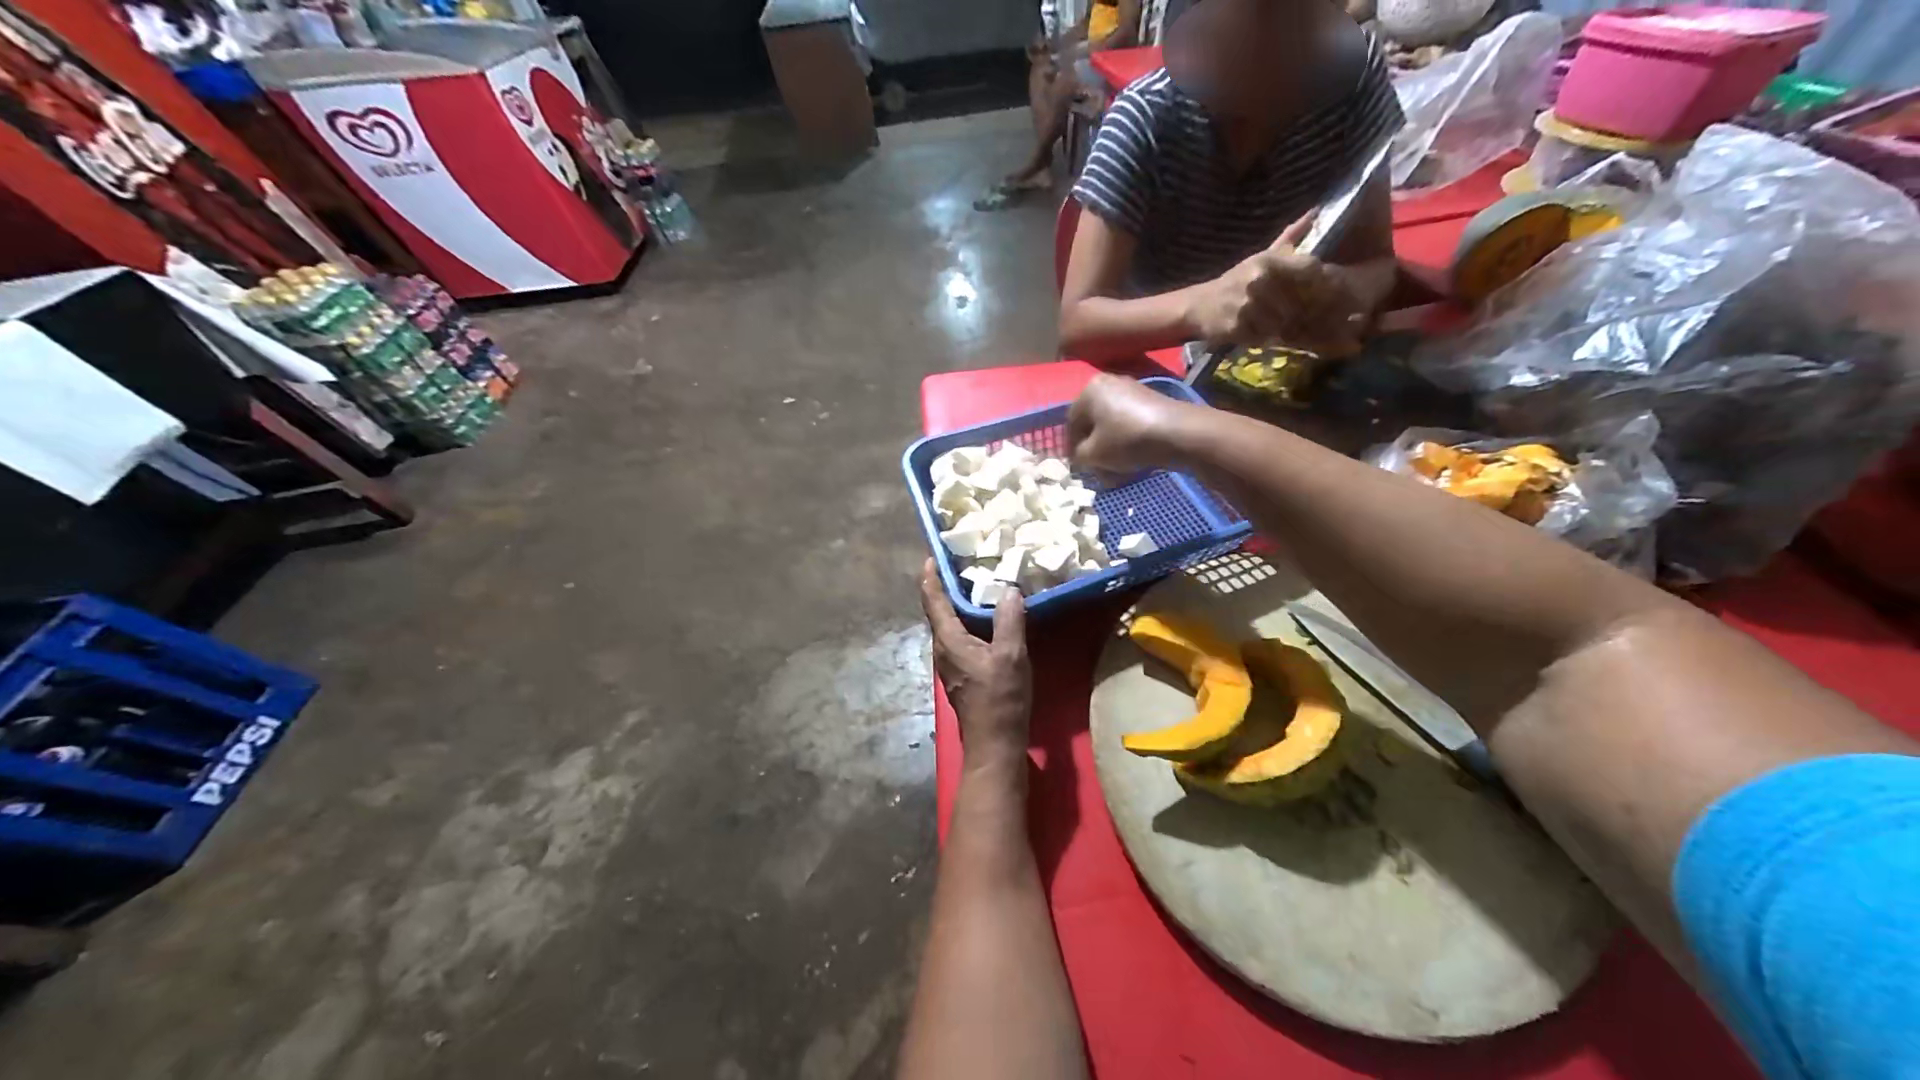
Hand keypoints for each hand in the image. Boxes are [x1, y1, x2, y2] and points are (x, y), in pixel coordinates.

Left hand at [919, 560, 1031, 769]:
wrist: (994, 744)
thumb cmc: (999, 699)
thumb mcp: (1010, 656)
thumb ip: (1009, 620)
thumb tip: (1008, 589)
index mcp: (948, 640)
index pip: (933, 601)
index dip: (930, 577)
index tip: (931, 556)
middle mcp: (943, 649)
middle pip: (938, 611)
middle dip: (944, 586)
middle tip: (960, 563)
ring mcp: (951, 663)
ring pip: (949, 625)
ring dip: (957, 604)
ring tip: (975, 584)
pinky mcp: (962, 673)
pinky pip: (959, 637)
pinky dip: (967, 621)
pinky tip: (985, 618)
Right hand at [1066, 372, 1185, 479]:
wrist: (1178, 432)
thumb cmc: (1127, 439)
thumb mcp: (1093, 454)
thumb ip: (1078, 455)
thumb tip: (1081, 455)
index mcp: (1089, 390)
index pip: (1071, 422)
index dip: (1071, 448)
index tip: (1077, 466)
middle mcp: (1108, 383)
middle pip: (1093, 421)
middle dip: (1093, 447)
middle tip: (1096, 467)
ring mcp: (1132, 389)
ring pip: (1112, 423)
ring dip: (1110, 446)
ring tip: (1114, 467)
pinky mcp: (1151, 400)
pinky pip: (1129, 421)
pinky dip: (1126, 439)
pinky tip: (1131, 457)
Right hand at [1184, 213, 1367, 353]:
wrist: (1199, 306)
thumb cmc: (1234, 282)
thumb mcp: (1260, 257)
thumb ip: (1291, 238)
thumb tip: (1316, 212)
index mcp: (1267, 262)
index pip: (1311, 270)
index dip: (1330, 283)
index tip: (1347, 293)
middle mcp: (1259, 281)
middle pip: (1305, 298)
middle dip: (1325, 311)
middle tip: (1345, 321)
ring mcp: (1248, 306)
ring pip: (1290, 321)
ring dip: (1310, 330)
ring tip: (1330, 336)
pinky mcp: (1239, 328)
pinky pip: (1271, 337)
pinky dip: (1288, 341)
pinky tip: (1302, 342)